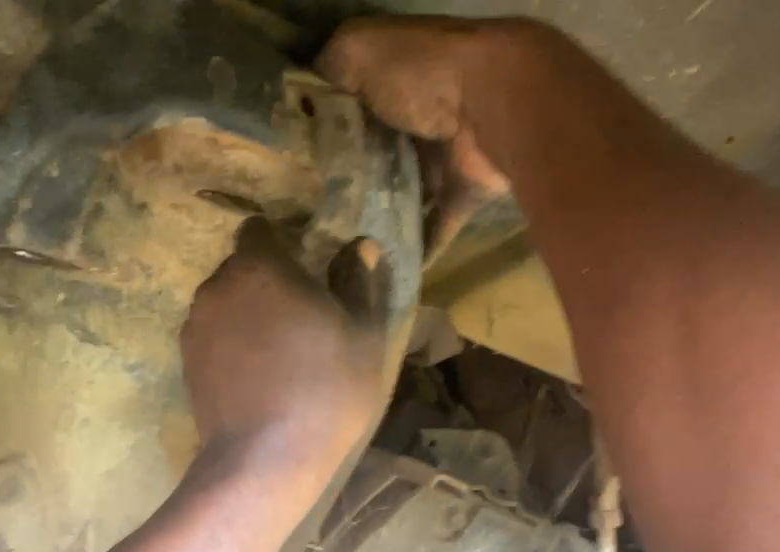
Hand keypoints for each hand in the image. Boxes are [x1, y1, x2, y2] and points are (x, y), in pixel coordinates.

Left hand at [179, 217, 386, 483]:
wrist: (264, 460)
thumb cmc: (324, 391)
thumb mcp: (363, 336)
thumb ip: (358, 283)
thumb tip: (360, 247)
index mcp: (260, 266)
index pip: (261, 229)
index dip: (283, 244)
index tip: (305, 270)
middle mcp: (217, 287)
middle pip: (240, 269)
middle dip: (265, 283)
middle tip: (299, 319)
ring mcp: (195, 327)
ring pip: (224, 305)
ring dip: (246, 316)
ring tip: (275, 355)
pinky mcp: (185, 364)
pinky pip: (212, 339)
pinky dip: (229, 347)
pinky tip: (253, 378)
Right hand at [318, 17, 528, 251]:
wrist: (492, 103)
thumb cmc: (421, 73)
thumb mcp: (359, 51)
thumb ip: (328, 69)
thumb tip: (300, 101)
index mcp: (387, 83)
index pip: (344, 114)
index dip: (318, 140)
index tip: (287, 173)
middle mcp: (412, 121)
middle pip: (370, 161)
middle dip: (343, 188)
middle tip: (306, 221)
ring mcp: (438, 160)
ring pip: (399, 197)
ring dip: (375, 222)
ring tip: (336, 252)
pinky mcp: (460, 193)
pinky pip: (435, 228)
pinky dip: (417, 251)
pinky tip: (382, 272)